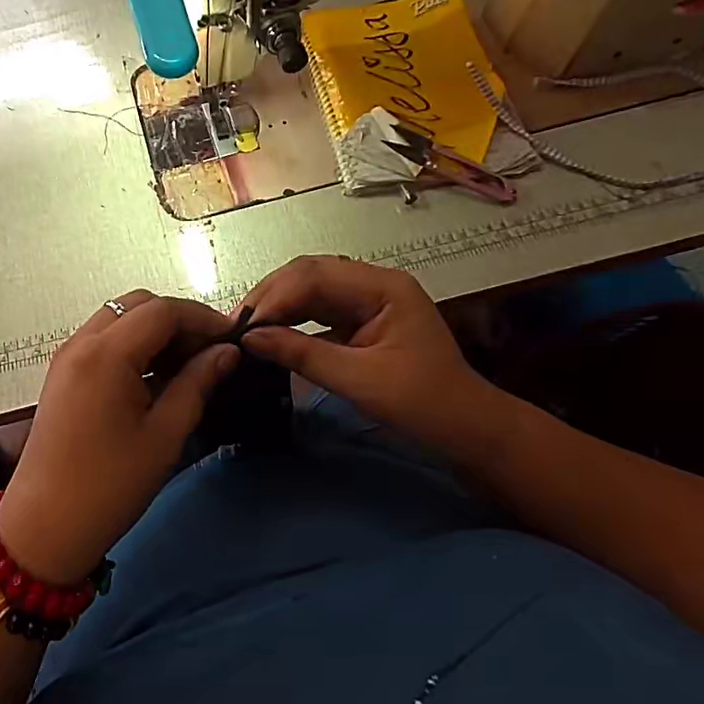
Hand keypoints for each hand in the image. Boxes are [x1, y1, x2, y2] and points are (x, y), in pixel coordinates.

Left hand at [0, 291, 237, 585]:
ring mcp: (67, 357)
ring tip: (186, 364)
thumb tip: (225, 353)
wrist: (43, 530)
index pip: (163, 310)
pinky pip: (103, 338)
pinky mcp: (62, 374)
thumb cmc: (108, 486)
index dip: (202, 318)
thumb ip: (197, 382)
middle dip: (179, 319)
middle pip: (138, 304)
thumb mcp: (164, 435)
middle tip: (209, 350)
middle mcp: (81, 344)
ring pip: (119, 317)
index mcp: (105, 354)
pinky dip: (133, 343)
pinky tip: (155, 375)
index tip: (230, 338)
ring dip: (155, 330)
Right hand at [238, 256, 511, 459]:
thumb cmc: (422, 404)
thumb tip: (251, 338)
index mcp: (383, 286)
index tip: (242, 325)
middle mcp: (375, 283)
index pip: (316, 276)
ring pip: (312, 289)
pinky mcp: (363, 320)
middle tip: (236, 324)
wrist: (467, 429)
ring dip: (279, 305)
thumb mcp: (360, 380)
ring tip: (246, 328)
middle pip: (311, 274)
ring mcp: (369, 300)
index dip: (275, 296)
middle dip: (272, 295)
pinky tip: (272, 333)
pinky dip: (294, 320)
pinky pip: (320, 310)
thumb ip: (303, 354)